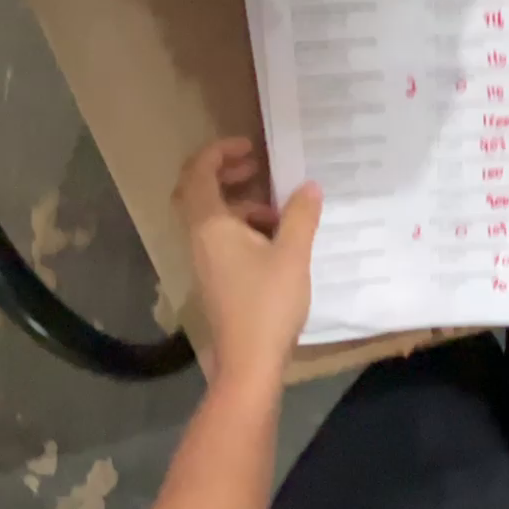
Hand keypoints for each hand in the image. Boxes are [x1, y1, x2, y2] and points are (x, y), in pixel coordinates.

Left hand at [174, 137, 323, 388]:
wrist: (249, 361)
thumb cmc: (268, 303)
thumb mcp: (292, 255)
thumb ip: (301, 216)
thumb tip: (309, 186)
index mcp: (211, 226)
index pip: (199, 173)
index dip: (219, 152)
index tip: (251, 147)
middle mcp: (200, 239)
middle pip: (199, 193)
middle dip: (226, 174)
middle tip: (257, 167)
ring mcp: (206, 262)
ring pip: (215, 220)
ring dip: (242, 206)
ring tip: (279, 212)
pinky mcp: (216, 281)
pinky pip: (223, 241)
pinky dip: (245, 230)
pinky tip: (277, 243)